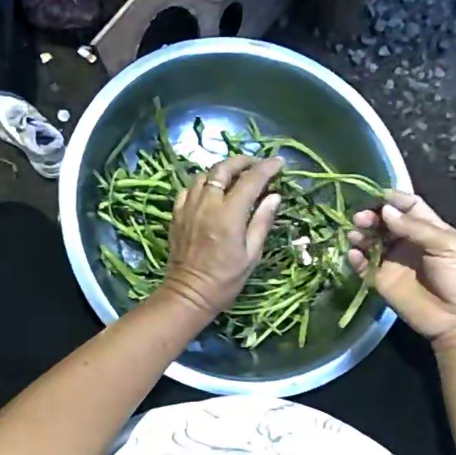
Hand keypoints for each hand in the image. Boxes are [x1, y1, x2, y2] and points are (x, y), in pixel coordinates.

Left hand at [157, 155, 283, 317]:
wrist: (188, 293)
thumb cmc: (225, 279)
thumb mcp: (251, 253)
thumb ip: (262, 221)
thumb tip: (274, 196)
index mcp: (229, 214)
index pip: (250, 180)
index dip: (267, 168)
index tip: (279, 162)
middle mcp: (206, 204)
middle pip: (222, 169)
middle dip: (242, 161)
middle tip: (256, 164)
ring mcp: (188, 207)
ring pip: (203, 176)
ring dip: (221, 171)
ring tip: (234, 176)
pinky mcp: (176, 214)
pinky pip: (188, 189)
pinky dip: (202, 184)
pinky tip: (211, 191)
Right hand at [347, 191, 455, 349]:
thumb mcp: (447, 245)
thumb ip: (414, 227)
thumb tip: (384, 211)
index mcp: (431, 230)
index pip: (409, 207)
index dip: (393, 199)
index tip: (376, 196)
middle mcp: (409, 243)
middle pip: (385, 222)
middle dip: (372, 216)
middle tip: (361, 218)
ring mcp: (394, 262)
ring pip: (371, 241)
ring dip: (361, 234)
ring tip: (355, 234)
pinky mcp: (381, 282)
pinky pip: (363, 266)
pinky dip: (355, 258)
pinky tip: (353, 254)